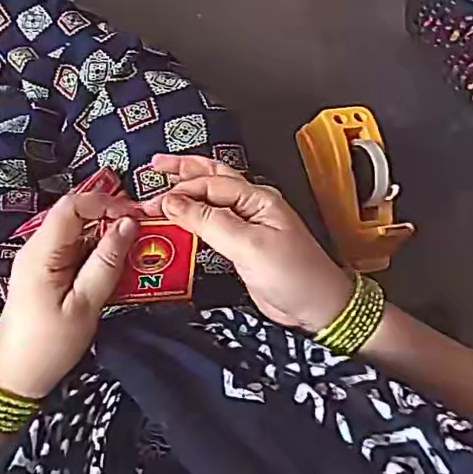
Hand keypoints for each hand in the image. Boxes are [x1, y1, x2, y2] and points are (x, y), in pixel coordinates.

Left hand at [0, 192, 140, 398]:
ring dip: (109, 236)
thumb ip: (106, 263)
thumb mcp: (84, 306)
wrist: (15, 377)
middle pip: (77, 214)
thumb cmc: (47, 346)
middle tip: (143, 232)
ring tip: (137, 249)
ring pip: (80, 231)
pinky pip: (78, 250)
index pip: (72, 205)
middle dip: (112, 217)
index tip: (134, 216)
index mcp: (41, 252)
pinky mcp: (50, 272)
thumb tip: (128, 225)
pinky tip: (120, 266)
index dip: (105, 203)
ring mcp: (43, 259)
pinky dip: (100, 253)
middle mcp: (39, 248)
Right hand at [140, 154, 351, 333]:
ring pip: (210, 197)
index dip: (180, 190)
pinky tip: (180, 216)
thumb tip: (173, 202)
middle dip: (182, 169)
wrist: (318, 307)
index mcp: (257, 198)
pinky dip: (192, 214)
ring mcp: (247, 223)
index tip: (154, 203)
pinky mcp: (242, 244)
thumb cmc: (296, 275)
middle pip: (211, 177)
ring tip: (163, 181)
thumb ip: (209, 221)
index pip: (209, 185)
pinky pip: (211, 221)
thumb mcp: (248, 245)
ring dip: (186, 188)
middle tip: (155, 166)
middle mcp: (251, 205)